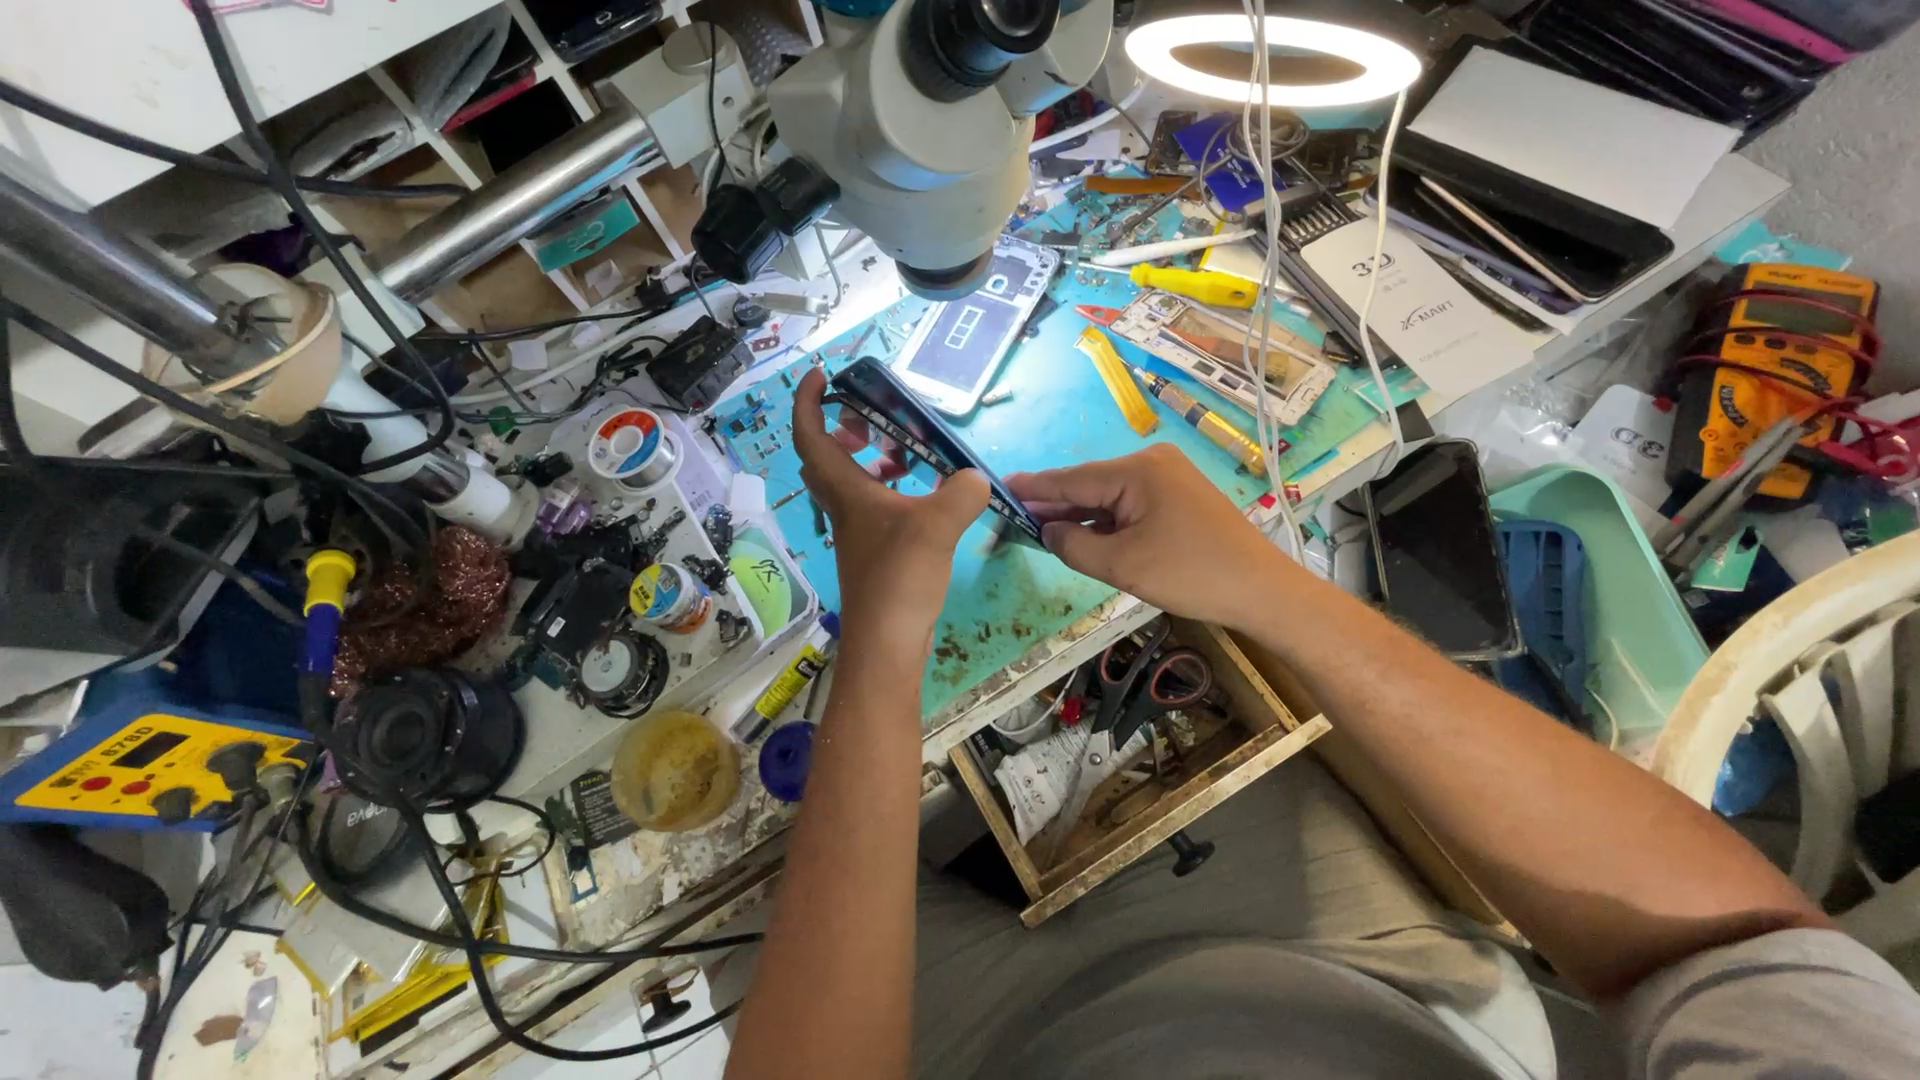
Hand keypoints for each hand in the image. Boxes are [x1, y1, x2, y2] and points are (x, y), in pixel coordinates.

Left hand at [793, 367, 987, 662]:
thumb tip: (976, 478)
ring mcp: (859, 535)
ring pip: (853, 486)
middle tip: (871, 416)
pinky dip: (895, 493)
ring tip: (908, 452)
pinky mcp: (876, 555)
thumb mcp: (936, 527)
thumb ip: (960, 493)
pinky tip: (929, 499)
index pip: (810, 437)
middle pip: (826, 460)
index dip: (807, 402)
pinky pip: (877, 509)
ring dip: (872, 461)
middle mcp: (845, 510)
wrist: (888, 644)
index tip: (820, 375)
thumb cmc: (899, 580)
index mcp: (847, 493)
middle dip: (841, 429)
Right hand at [1006, 444, 1297, 632]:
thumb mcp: (1122, 566)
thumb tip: (1046, 532)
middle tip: (1014, 519)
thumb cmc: (1191, 575)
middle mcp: (1152, 462)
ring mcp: (1169, 477)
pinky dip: (1107, 522)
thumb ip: (1074, 546)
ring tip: (1041, 531)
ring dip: (1080, 517)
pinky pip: (1130, 505)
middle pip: (1089, 485)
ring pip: (1109, 497)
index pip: (1071, 480)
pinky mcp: (1179, 496)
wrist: (1262, 591)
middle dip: (1054, 505)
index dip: (1033, 488)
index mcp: (1137, 471)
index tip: (998, 488)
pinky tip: (1084, 535)